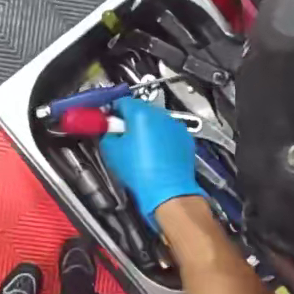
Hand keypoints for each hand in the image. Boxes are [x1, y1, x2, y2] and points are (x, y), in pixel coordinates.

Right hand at [99, 97, 201, 227]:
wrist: (168, 192)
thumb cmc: (142, 173)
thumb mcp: (111, 152)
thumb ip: (107, 134)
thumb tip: (109, 132)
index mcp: (141, 114)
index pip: (122, 101)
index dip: (113, 113)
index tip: (110, 123)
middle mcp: (161, 116)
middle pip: (141, 111)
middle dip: (131, 122)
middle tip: (123, 139)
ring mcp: (176, 127)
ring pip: (156, 122)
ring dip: (148, 131)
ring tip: (140, 151)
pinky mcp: (186, 140)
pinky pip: (169, 134)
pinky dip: (162, 141)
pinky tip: (155, 156)